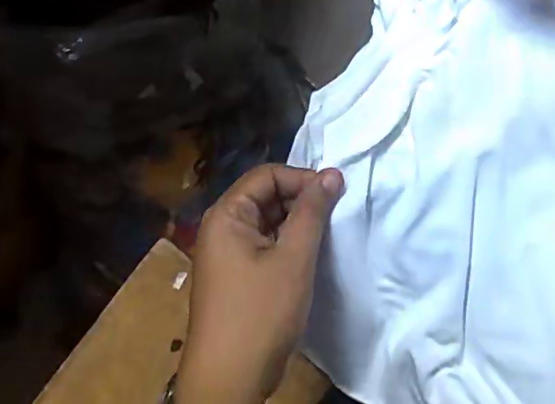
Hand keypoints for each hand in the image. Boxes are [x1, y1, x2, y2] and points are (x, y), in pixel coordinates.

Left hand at [179, 164, 343, 403]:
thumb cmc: (259, 315)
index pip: (268, 174)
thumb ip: (313, 210)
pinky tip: (307, 258)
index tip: (332, 195)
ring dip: (297, 222)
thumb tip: (333, 173)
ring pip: (269, 219)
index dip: (302, 179)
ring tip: (323, 237)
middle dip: (301, 200)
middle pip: (267, 194)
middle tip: (332, 216)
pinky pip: (265, 242)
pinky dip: (288, 243)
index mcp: (226, 217)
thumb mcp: (294, 258)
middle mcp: (221, 229)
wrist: (227, 388)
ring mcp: (226, 255)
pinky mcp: (236, 277)